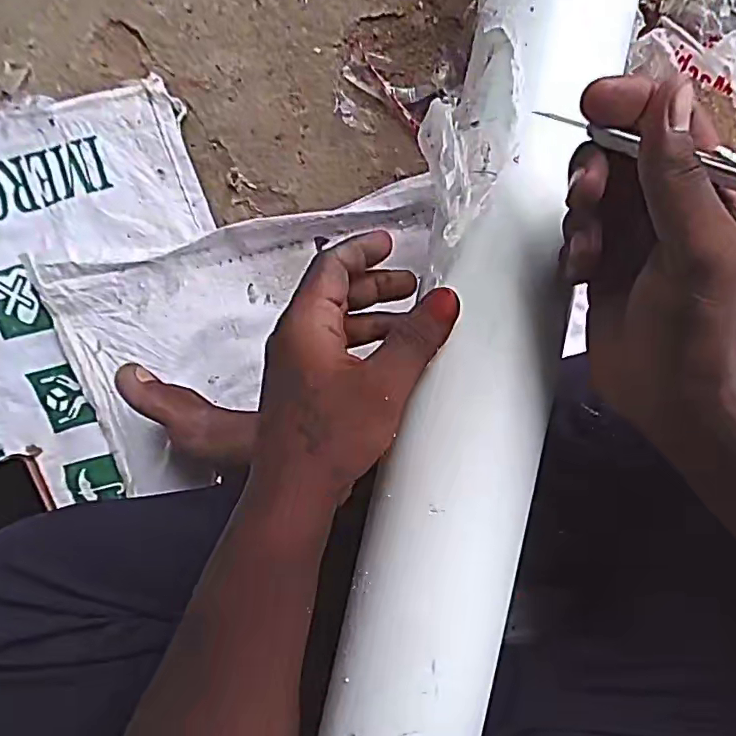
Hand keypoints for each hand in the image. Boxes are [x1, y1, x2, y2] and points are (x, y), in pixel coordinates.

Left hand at [114, 230, 457, 502]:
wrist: (296, 492)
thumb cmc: (325, 443)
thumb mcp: (385, 384)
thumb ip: (416, 338)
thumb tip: (442, 302)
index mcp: (305, 326)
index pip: (332, 267)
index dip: (363, 250)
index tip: (385, 243)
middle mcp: (294, 343)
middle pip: (333, 295)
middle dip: (373, 284)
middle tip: (407, 284)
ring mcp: (296, 369)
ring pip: (334, 326)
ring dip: (370, 317)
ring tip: (406, 321)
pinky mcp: (304, 394)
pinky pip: (333, 353)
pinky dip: (362, 345)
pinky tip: (386, 361)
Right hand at [561, 75, 735, 446]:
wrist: (668, 395)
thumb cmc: (698, 329)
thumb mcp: (700, 249)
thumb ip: (681, 177)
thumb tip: (669, 99)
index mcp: (707, 188)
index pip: (671, 117)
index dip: (634, 100)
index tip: (596, 104)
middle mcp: (667, 204)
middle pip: (620, 148)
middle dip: (595, 165)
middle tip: (589, 196)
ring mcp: (633, 235)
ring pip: (592, 188)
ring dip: (581, 209)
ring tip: (589, 250)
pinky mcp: (602, 265)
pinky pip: (576, 230)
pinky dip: (572, 244)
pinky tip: (582, 271)